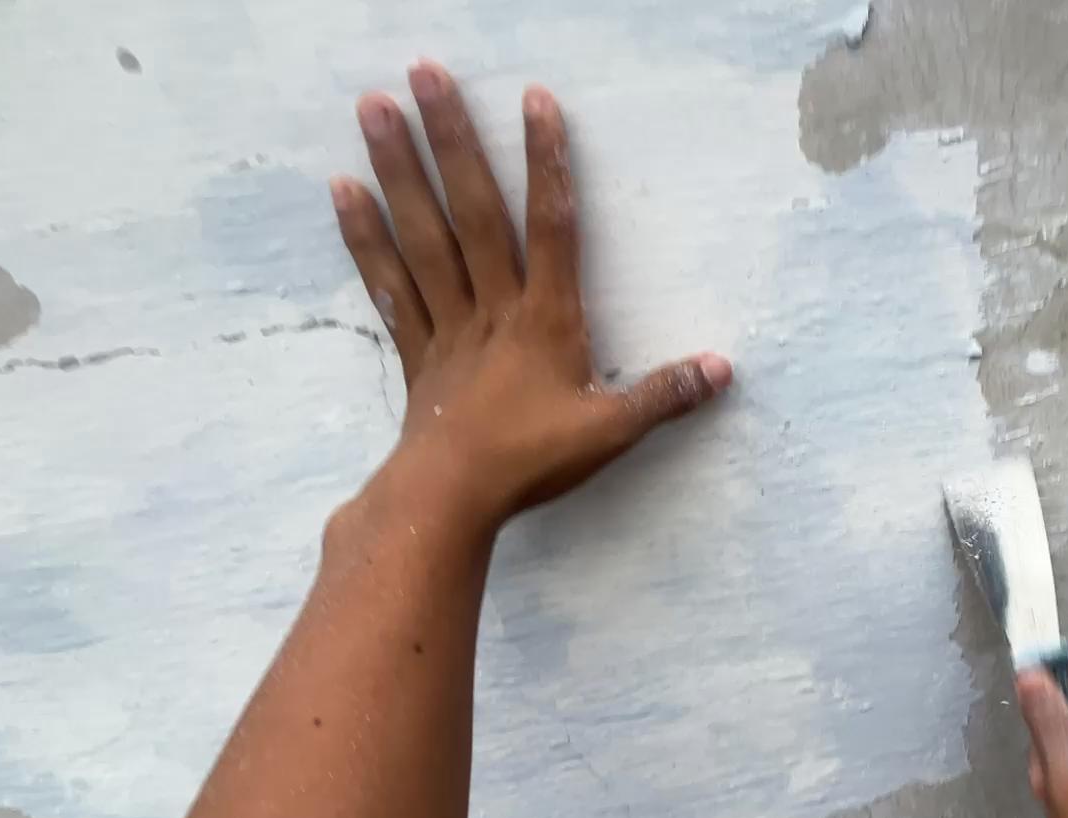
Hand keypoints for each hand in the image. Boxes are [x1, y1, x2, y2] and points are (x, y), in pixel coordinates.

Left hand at [330, 59, 731, 527]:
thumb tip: (722, 368)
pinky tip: (344, 193)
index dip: (548, 166)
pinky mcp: (418, 348)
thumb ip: (665, 396)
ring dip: (399, 172)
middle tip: (427, 71)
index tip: (535, 103)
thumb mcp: (614, 431)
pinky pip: (390, 284)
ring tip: (373, 107)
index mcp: (546, 321)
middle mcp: (494, 307)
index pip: (552, 230)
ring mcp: (449, 324)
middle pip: (474, 214)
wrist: (452, 496)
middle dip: (455, 143)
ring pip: (423, 237)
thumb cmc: (534, 459)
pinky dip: (367, 239)